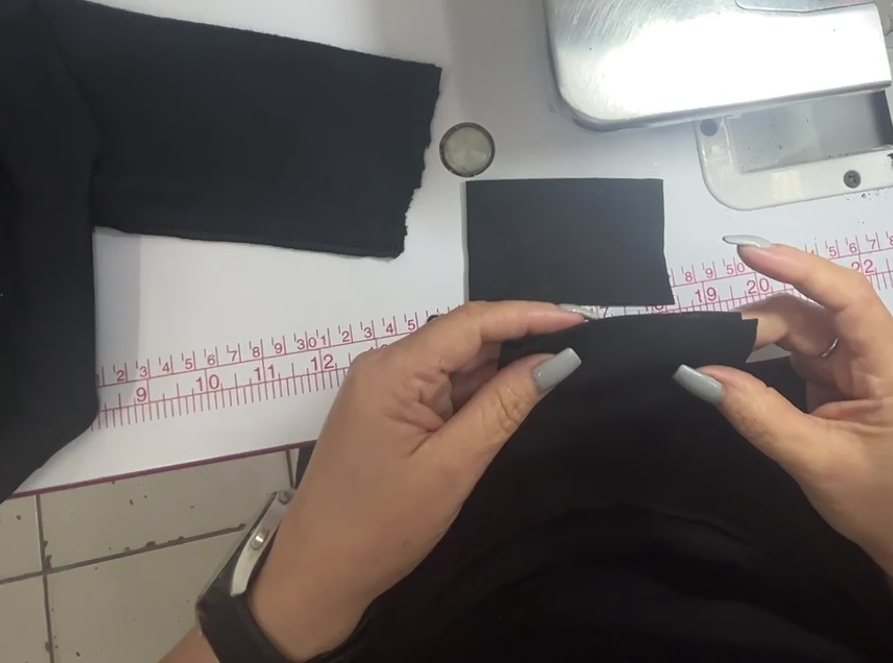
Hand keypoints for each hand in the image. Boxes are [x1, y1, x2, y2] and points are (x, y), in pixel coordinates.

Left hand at [247, 301, 585, 659]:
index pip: (470, 322)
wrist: (314, 579)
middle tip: (577, 342)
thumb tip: (554, 361)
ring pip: (457, 359)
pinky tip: (511, 394)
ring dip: (501, 364)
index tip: (579, 317)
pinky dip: (479, 389)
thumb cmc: (379, 528)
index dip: (528, 313)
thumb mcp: (451, 468)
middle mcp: (387, 364)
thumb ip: (504, 407)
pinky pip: (444, 383)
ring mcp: (387, 385)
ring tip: (554, 366)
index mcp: (393, 370)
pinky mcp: (391, 407)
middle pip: (464, 334)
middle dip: (519, 336)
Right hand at [685, 244, 892, 582]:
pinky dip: (765, 349)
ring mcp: (857, 362)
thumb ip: (760, 416)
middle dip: (763, 320)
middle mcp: (876, 354)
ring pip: (801, 325)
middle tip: (714, 340)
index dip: (802, 268)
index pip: (850, 299)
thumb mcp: (816, 465)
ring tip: (720, 351)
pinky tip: (739, 357)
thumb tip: (702, 374)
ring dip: (760, 334)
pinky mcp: (838, 373)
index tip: (750, 252)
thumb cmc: (881, 505)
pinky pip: (796, 347)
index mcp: (891, 370)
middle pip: (815, 311)